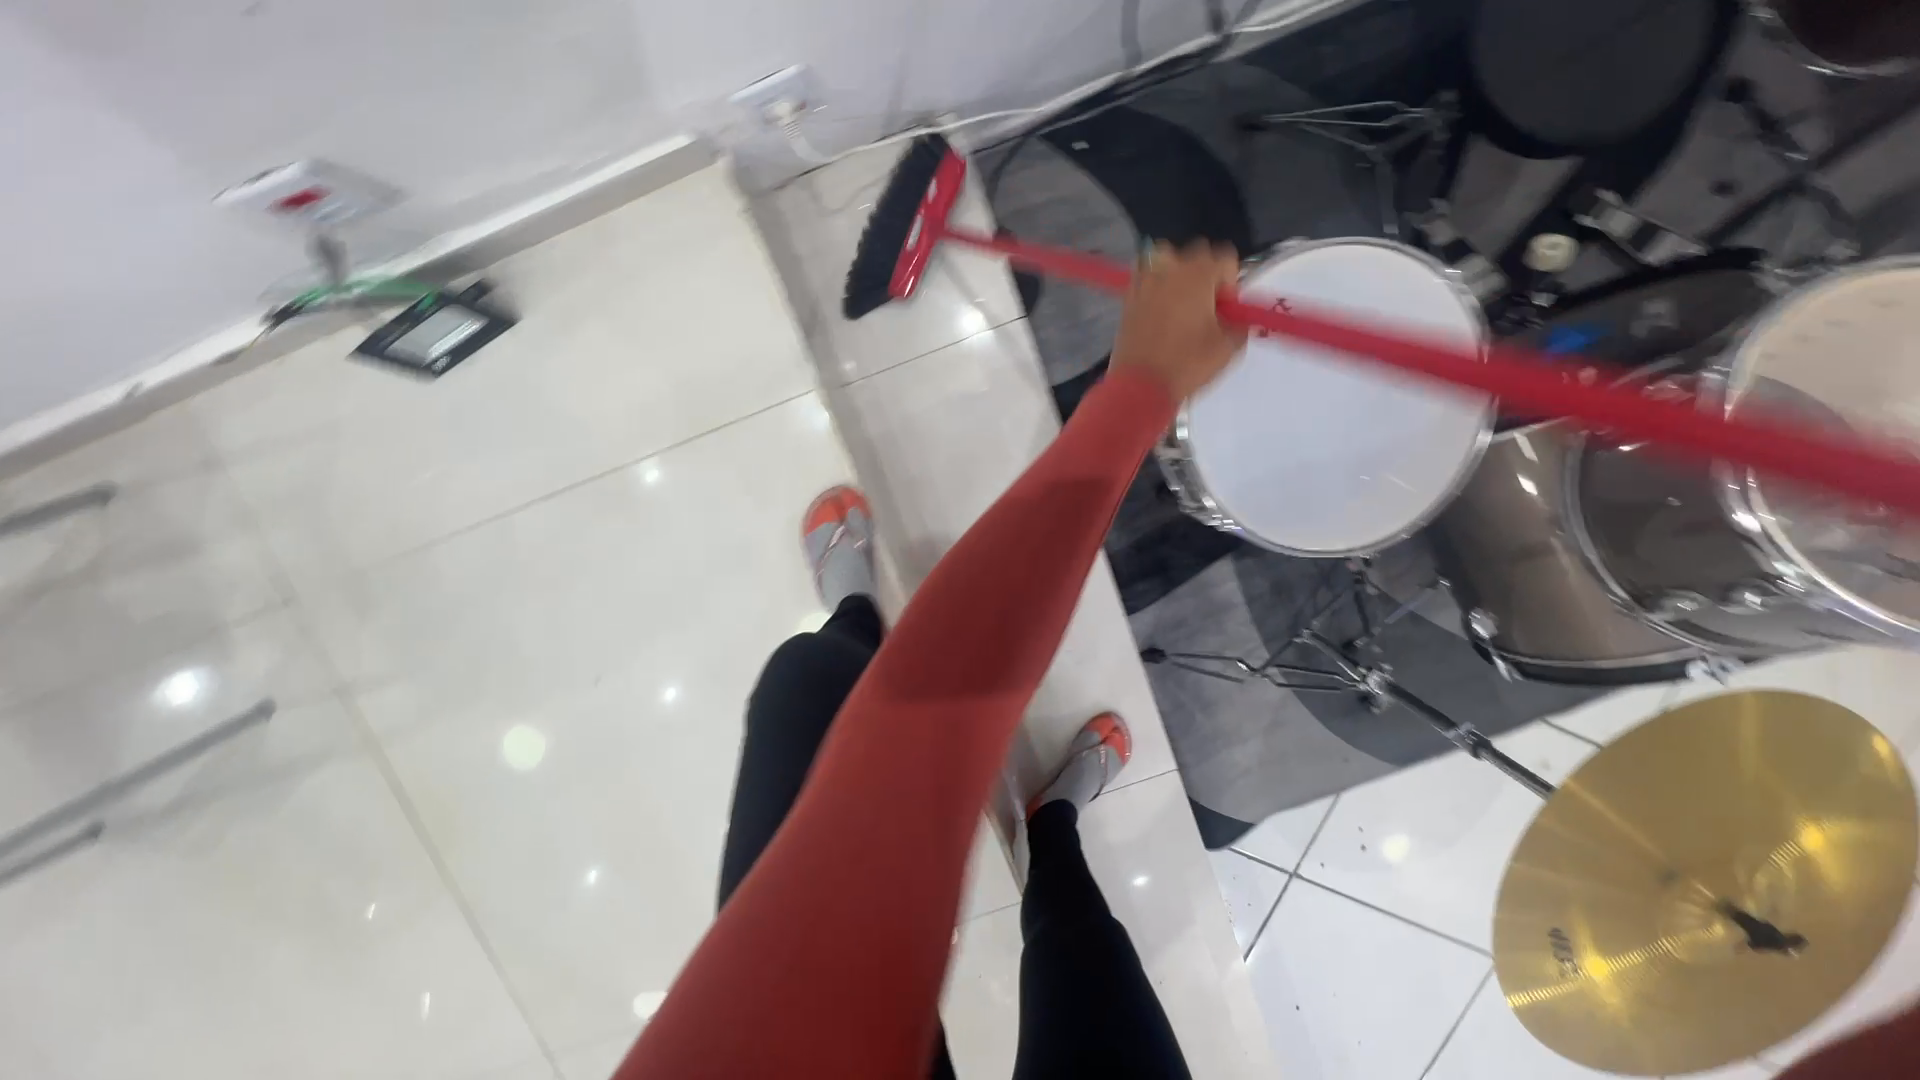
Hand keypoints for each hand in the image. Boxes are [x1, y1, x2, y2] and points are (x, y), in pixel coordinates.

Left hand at [1109, 240, 1246, 401]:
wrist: (1139, 385)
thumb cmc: (1187, 364)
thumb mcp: (1228, 347)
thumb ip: (1240, 324)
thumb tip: (1236, 319)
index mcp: (1199, 273)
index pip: (1226, 258)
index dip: (1231, 284)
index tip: (1226, 309)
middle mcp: (1170, 267)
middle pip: (1196, 255)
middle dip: (1206, 276)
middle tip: (1206, 308)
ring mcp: (1144, 280)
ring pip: (1167, 260)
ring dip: (1178, 275)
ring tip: (1181, 306)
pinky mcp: (1127, 297)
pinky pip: (1145, 278)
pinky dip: (1155, 287)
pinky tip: (1159, 312)